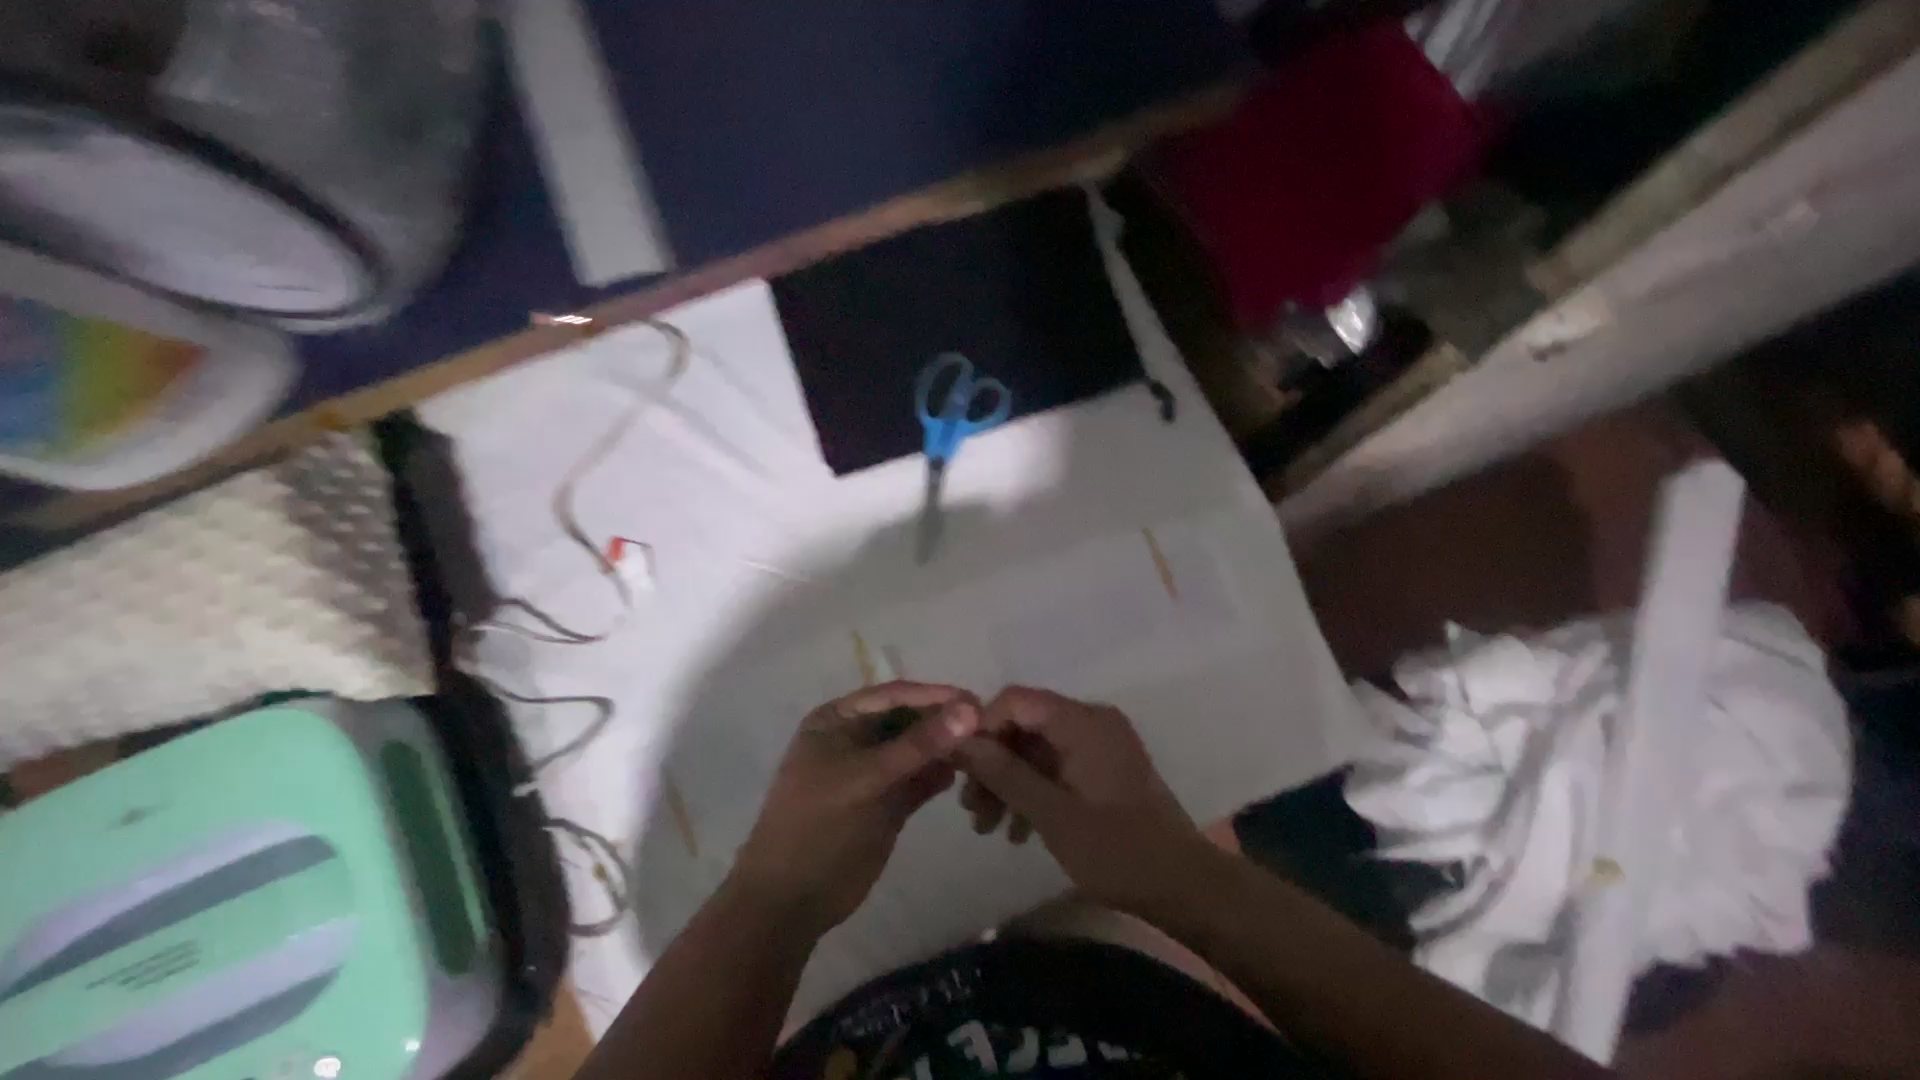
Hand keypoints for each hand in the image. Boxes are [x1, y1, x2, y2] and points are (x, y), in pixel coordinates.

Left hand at [730, 681, 979, 934]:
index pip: (893, 696)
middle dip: (944, 722)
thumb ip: (917, 745)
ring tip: (983, 751)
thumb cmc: (817, 828)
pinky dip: (940, 775)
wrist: (790, 901)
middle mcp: (855, 739)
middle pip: (909, 720)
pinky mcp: (887, 803)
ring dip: (946, 748)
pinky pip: (919, 779)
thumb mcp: (865, 779)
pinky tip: (965, 774)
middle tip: (988, 727)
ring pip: (917, 750)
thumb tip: (970, 709)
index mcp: (836, 720)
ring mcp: (872, 773)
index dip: (933, 696)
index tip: (976, 700)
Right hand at [953, 687, 1202, 911]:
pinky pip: (1057, 767)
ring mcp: (1101, 746)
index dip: (981, 729)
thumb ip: (1003, 772)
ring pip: (1037, 750)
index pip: (1015, 701)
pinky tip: (1016, 833)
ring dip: (1008, 783)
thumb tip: (958, 740)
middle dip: (992, 764)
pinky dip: (1033, 792)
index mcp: (1082, 721)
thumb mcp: (1050, 813)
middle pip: (1024, 725)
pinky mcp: (1105, 770)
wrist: (1184, 886)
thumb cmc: (1116, 849)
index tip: (957, 768)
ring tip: (985, 827)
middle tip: (968, 809)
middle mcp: (1092, 721)